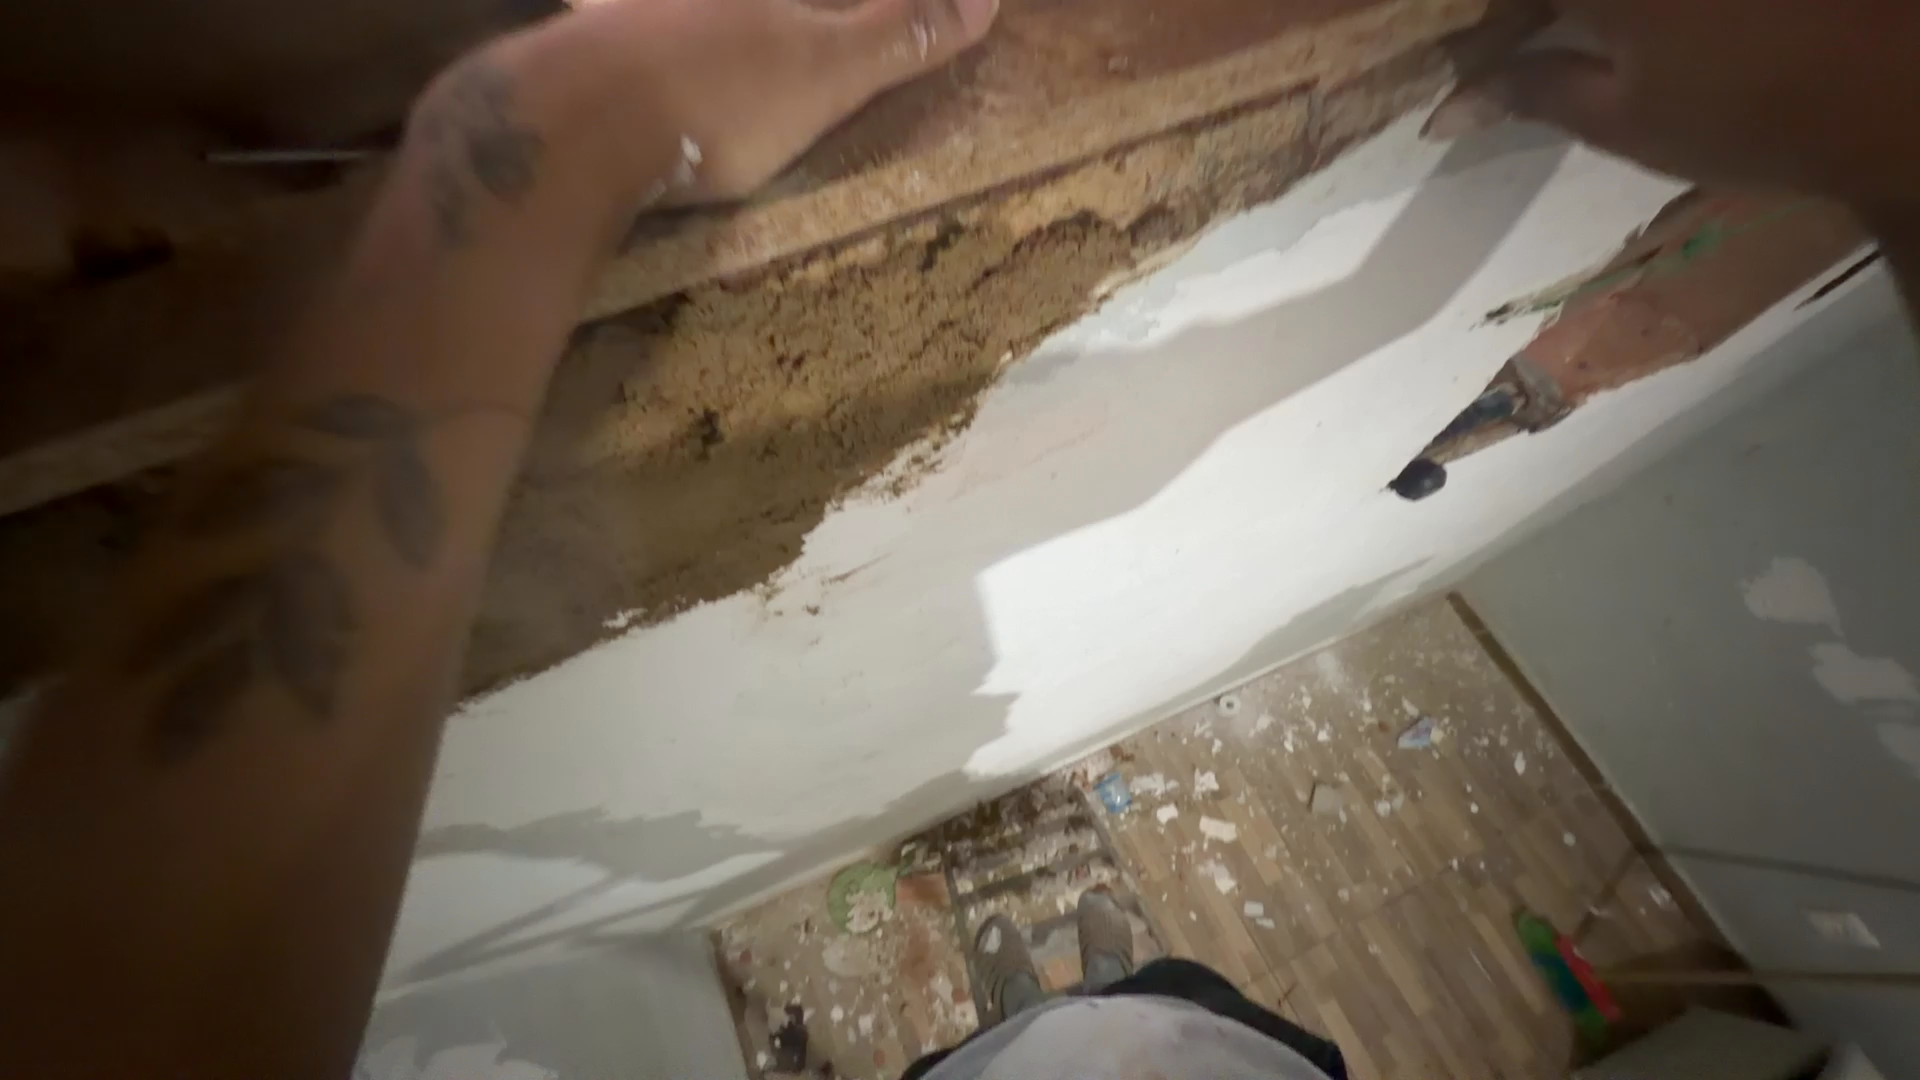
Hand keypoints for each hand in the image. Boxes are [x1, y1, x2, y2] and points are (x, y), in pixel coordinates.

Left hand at [487, 0, 997, 213]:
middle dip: (824, 19)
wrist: (587, 128)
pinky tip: (675, 39)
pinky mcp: (607, 25)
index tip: (887, 29)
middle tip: (829, 38)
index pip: (842, 0)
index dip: (875, 11)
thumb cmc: (725, 97)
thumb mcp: (830, 72)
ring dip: (731, 25)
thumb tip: (985, 0)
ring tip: (752, 12)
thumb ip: (900, 33)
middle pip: (788, 6)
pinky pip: (654, 21)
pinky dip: (677, 26)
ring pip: (705, 13)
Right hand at [1430, 1, 1919, 209]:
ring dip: (1561, 12)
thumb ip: (1529, 92)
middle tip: (1496, 51)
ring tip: (1544, 42)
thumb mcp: (1616, 117)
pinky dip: (1608, 10)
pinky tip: (1602, 30)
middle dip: (1513, 15)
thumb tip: (1444, 110)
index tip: (1452, 59)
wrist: (1908, 91)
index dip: (1471, 24)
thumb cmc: (1745, 115)